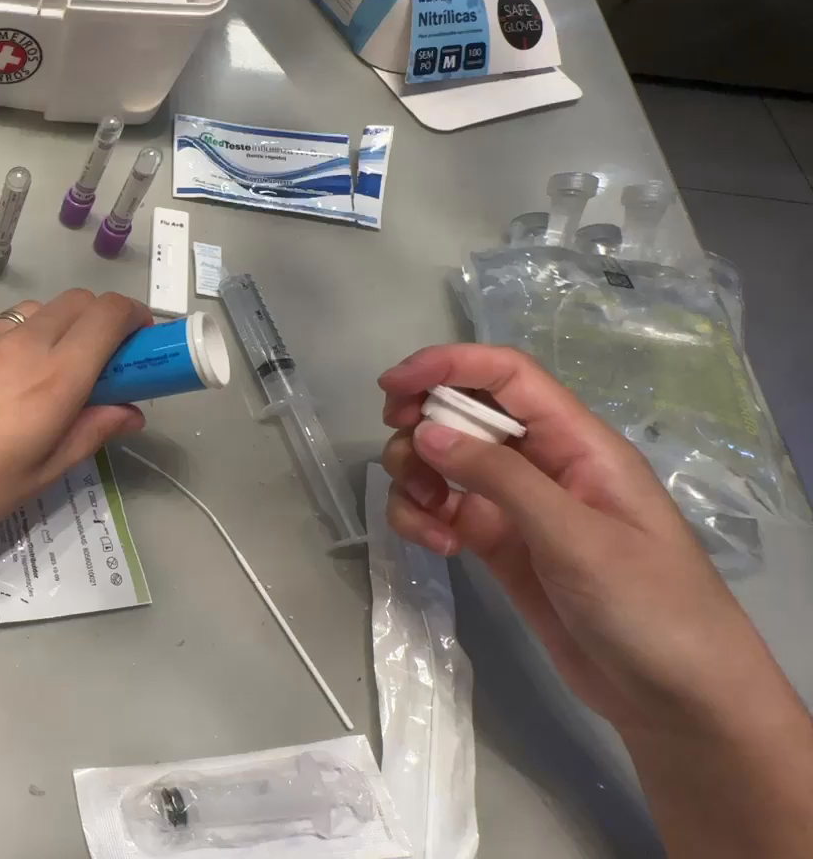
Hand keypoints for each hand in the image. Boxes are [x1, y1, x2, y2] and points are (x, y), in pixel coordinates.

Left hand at [0, 290, 149, 576]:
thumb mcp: (38, 477)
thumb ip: (89, 433)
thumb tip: (129, 411)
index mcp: (52, 377)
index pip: (109, 315)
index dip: (137, 318)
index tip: (146, 343)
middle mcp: (17, 344)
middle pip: (75, 302)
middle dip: (101, 322)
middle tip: (104, 366)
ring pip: (33, 313)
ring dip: (56, 330)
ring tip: (47, 378)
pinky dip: (14, 342)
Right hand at [377, 344, 792, 735]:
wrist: (674, 701)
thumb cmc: (651, 609)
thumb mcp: (578, 539)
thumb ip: (499, 479)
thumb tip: (424, 430)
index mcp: (576, 446)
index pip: (506, 377)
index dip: (447, 366)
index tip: (392, 389)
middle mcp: (538, 463)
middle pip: (458, 413)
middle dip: (418, 429)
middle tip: (406, 462)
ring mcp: (510, 501)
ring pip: (435, 459)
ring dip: (412, 479)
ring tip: (429, 519)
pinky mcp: (488, 537)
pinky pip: (432, 506)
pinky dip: (417, 518)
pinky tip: (438, 547)